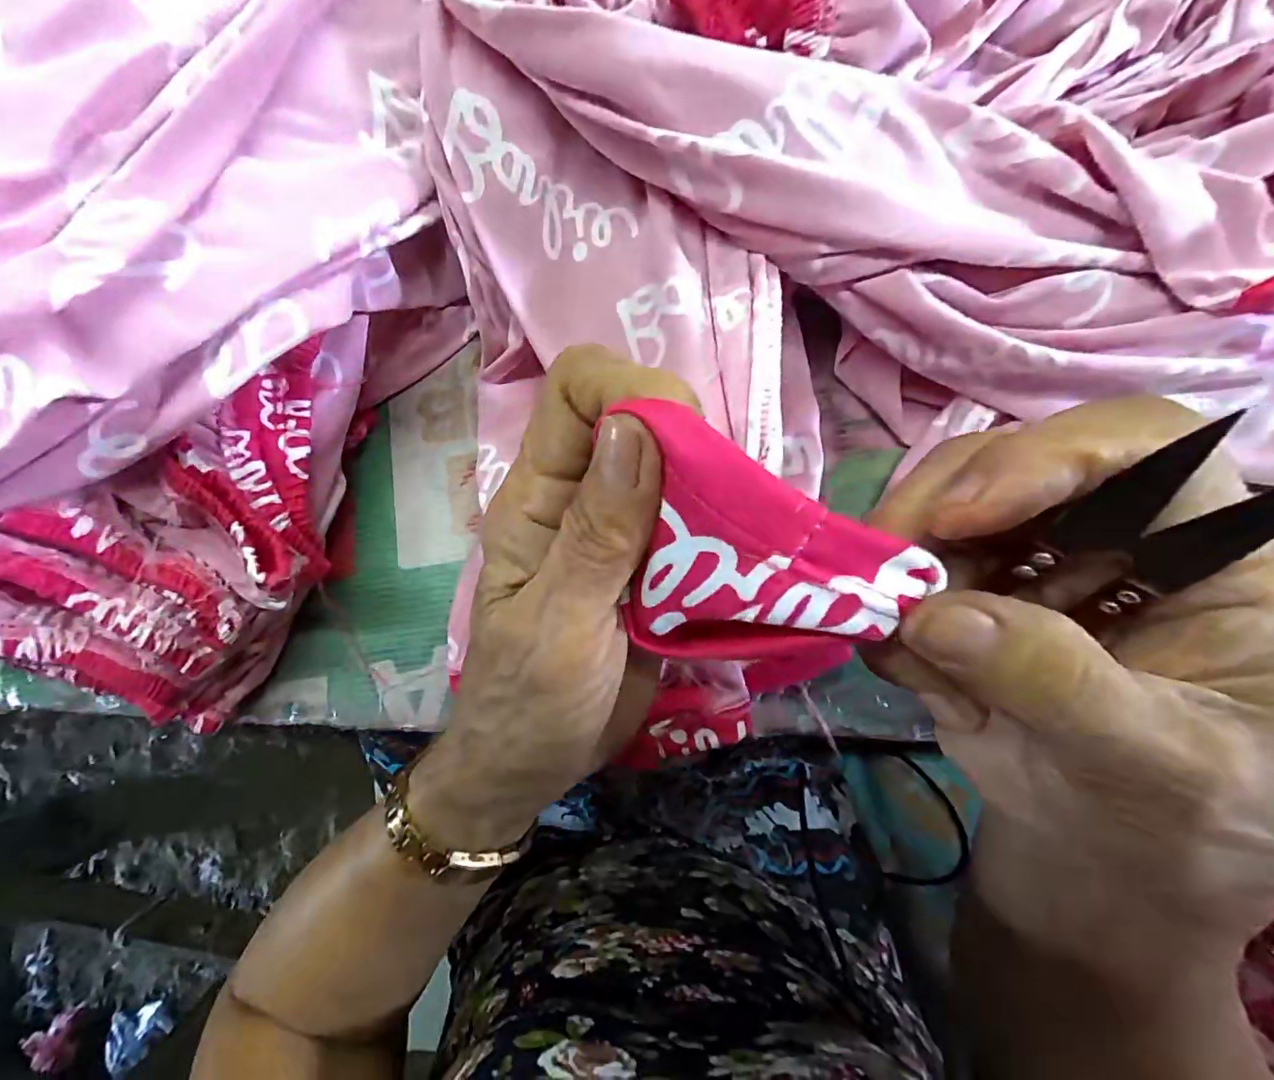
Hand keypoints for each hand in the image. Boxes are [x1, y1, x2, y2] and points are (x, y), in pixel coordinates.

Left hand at [410, 347, 698, 851]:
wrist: (530, 763)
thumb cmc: (528, 702)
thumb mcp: (559, 623)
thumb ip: (595, 535)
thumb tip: (633, 428)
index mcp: (533, 500)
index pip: (572, 393)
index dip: (627, 390)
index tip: (684, 436)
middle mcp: (573, 500)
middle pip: (630, 417)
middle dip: (686, 439)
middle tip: (724, 501)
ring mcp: (613, 531)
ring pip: (669, 467)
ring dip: (712, 484)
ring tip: (743, 531)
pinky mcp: (648, 565)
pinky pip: (689, 519)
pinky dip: (720, 524)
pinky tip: (745, 552)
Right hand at [864, 397, 1273, 986]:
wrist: (1107, 863)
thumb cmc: (1182, 821)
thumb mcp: (1155, 767)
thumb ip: (1056, 683)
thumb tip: (934, 614)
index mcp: (1216, 559)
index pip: (1147, 448)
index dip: (1049, 458)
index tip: (959, 519)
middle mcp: (1112, 540)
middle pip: (1009, 463)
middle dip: (933, 510)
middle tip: (878, 568)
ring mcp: (1025, 567)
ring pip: (936, 513)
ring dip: (896, 570)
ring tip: (896, 646)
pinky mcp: (960, 600)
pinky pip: (898, 581)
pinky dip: (884, 620)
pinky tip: (914, 679)